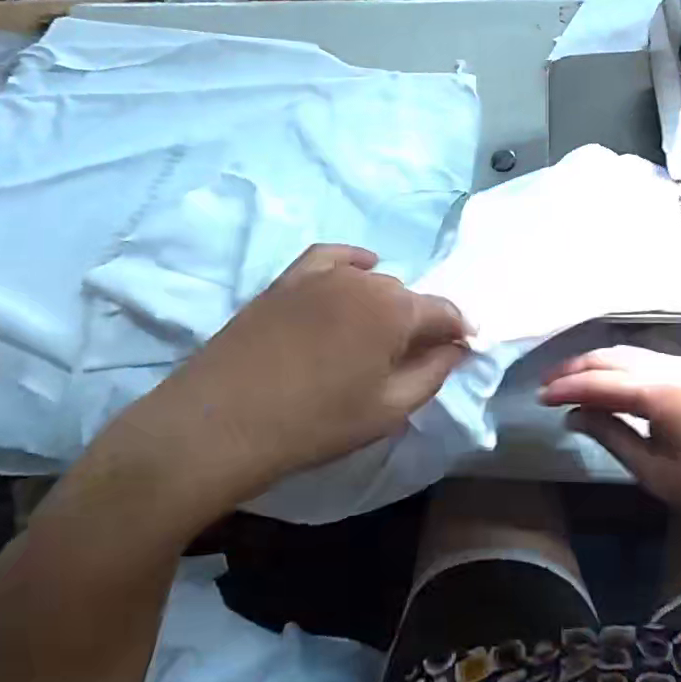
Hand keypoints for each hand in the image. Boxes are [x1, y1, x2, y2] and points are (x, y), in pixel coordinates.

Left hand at [107, 244, 471, 502]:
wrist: (221, 422)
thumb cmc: (315, 423)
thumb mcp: (389, 409)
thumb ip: (433, 373)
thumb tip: (457, 347)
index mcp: (396, 310)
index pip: (444, 312)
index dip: (458, 332)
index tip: (460, 352)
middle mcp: (365, 280)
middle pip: (407, 297)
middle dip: (416, 323)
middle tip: (405, 361)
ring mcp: (322, 275)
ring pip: (372, 281)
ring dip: (383, 304)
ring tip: (372, 338)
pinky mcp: (288, 279)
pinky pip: (331, 258)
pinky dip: (352, 263)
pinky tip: (359, 269)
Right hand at [540, 346, 680, 541]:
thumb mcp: (653, 471)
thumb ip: (610, 434)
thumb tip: (574, 415)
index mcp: (661, 391)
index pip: (599, 381)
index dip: (566, 388)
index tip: (538, 397)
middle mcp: (673, 367)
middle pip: (613, 357)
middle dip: (577, 368)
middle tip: (548, 385)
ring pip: (630, 354)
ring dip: (598, 365)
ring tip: (570, 382)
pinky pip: (648, 361)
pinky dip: (621, 368)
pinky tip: (607, 383)